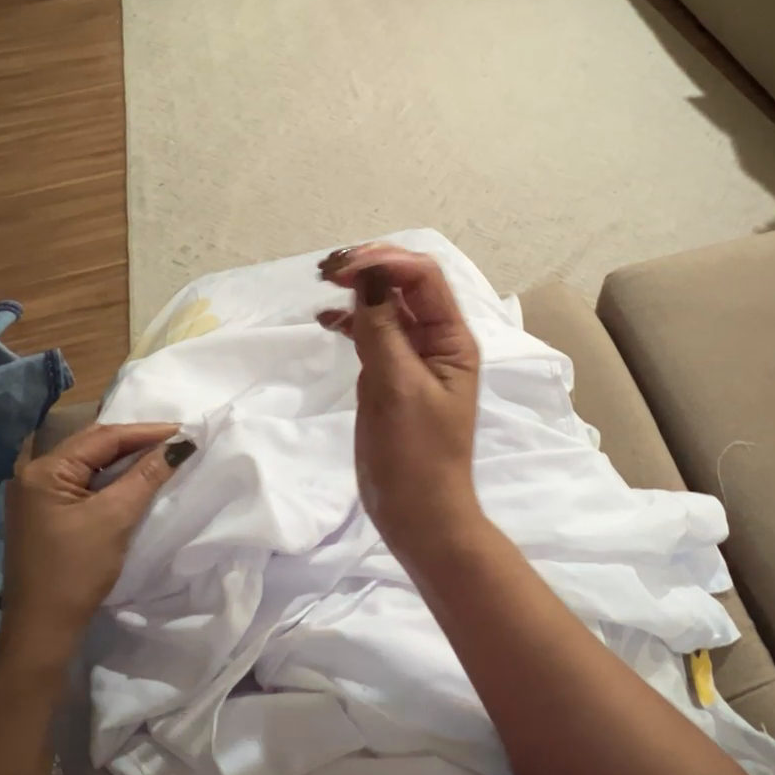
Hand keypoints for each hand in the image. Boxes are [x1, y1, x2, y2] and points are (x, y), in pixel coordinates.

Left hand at [0, 422, 190, 665]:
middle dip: (135, 440)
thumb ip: (147, 475)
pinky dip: (109, 475)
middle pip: (93, 444)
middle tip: (175, 439)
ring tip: (160, 453)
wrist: (42, 629)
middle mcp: (33, 474)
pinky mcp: (43, 511)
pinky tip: (132, 475)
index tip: (184, 431)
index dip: (147, 432)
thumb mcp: (116, 517)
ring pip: (88, 461)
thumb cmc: (76, 570)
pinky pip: (82, 479)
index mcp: (44, 470)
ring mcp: (35, 493)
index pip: (104, 437)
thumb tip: (180, 444)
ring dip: (124, 457)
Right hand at [318, 245, 482, 547]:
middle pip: (406, 283)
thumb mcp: (397, 388)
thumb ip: (382, 330)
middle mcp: (436, 340)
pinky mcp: (391, 374)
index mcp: (452, 339)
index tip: (342, 268)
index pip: (423, 277)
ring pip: (387, 304)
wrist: (418, 514)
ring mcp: (413, 356)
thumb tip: (368, 276)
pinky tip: (325, 320)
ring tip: (322, 282)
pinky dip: (350, 320)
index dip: (384, 261)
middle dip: (370, 267)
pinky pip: (372, 333)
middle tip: (326, 269)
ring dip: (358, 288)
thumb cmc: (416, 455)